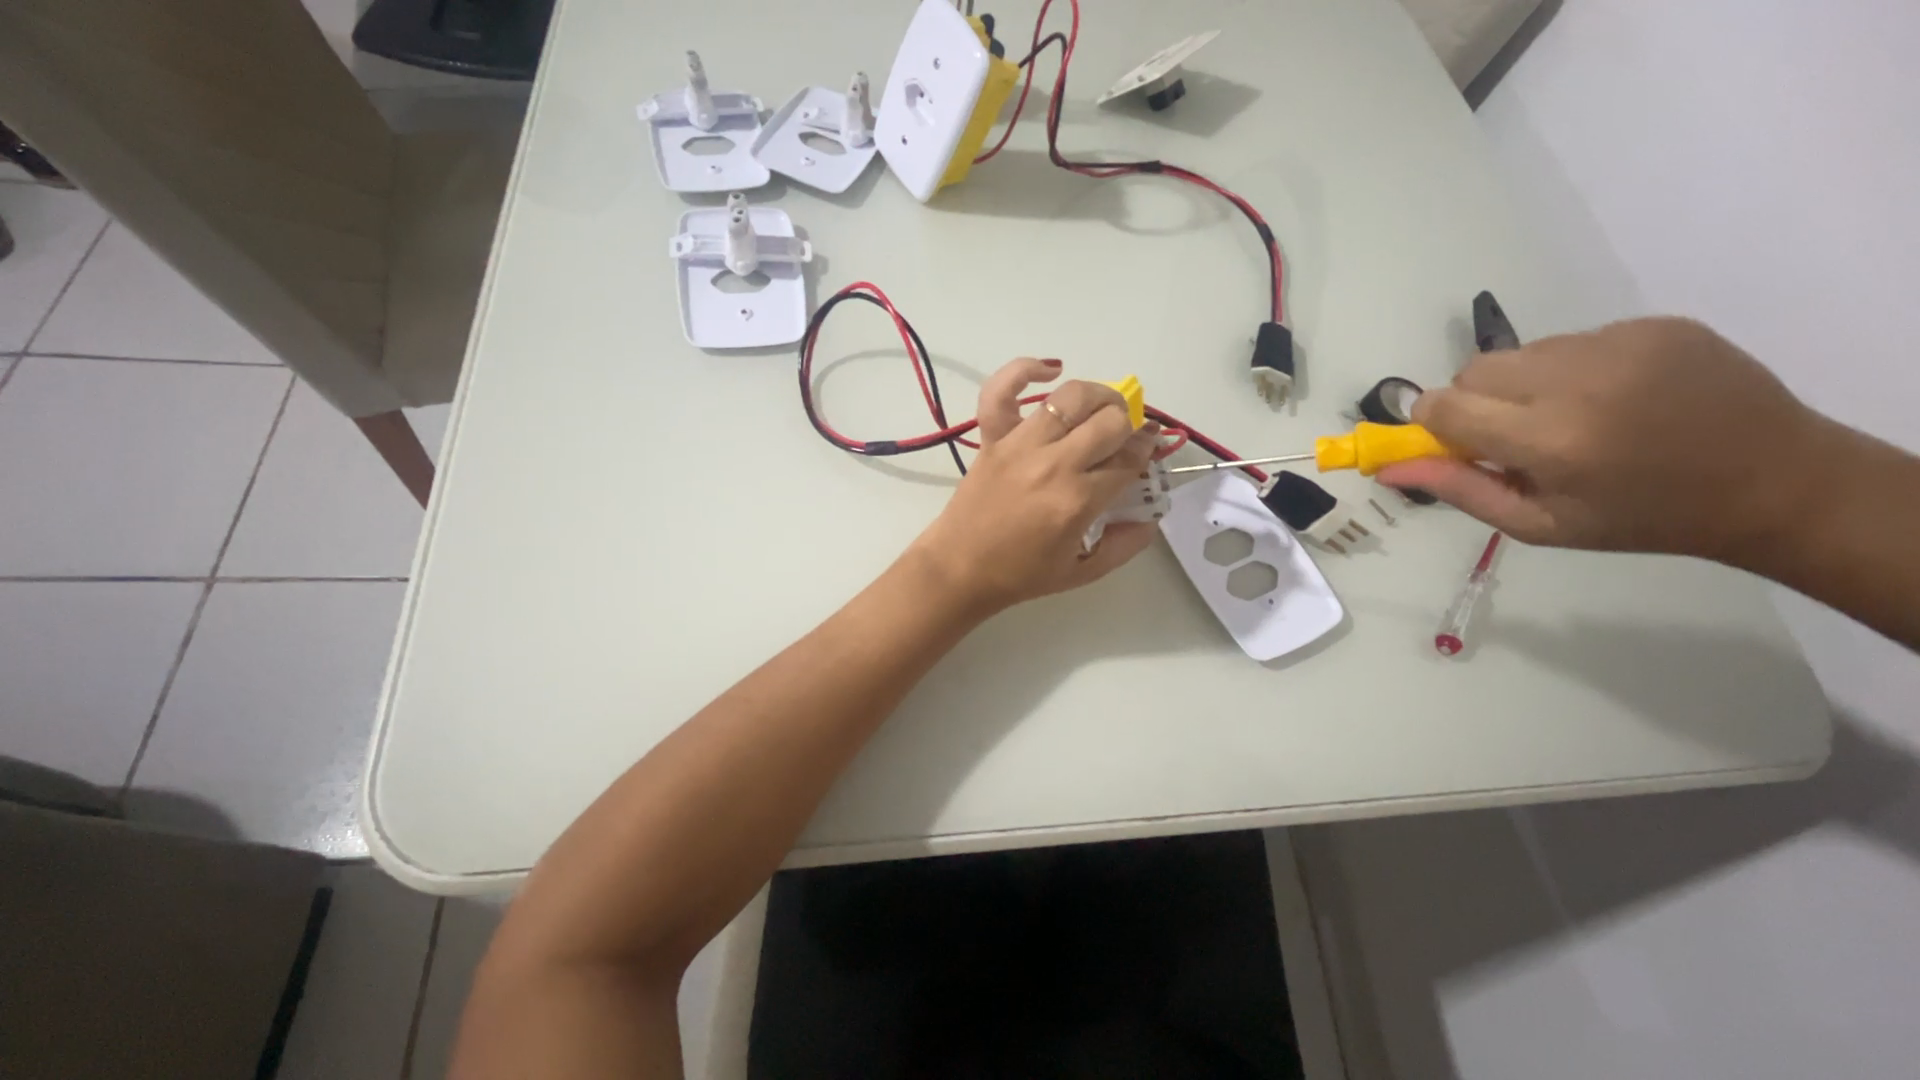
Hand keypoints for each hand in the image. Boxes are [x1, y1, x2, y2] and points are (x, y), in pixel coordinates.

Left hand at [908, 358, 1163, 612]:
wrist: (960, 568)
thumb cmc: (1021, 574)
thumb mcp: (1082, 572)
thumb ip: (1123, 546)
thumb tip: (1150, 518)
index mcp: (1078, 500)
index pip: (1129, 460)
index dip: (1145, 452)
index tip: (1147, 451)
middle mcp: (1054, 463)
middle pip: (1109, 422)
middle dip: (1129, 425)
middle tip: (1125, 437)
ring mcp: (1020, 445)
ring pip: (1071, 397)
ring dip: (1098, 396)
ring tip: (1102, 407)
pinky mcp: (992, 438)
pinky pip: (1001, 391)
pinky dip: (1025, 370)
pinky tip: (1049, 369)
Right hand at [1379, 318, 1833, 562]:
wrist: (1772, 480)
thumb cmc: (1643, 518)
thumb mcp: (1542, 524)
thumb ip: (1460, 489)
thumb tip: (1389, 465)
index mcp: (1550, 439)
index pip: (1443, 406)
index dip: (1434, 424)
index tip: (1454, 443)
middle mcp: (1577, 379)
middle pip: (1474, 371)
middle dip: (1476, 402)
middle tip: (1517, 435)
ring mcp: (1619, 343)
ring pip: (1523, 352)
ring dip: (1525, 383)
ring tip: (1575, 416)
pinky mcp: (1652, 323)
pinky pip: (1575, 339)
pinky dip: (1575, 368)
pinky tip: (1618, 397)